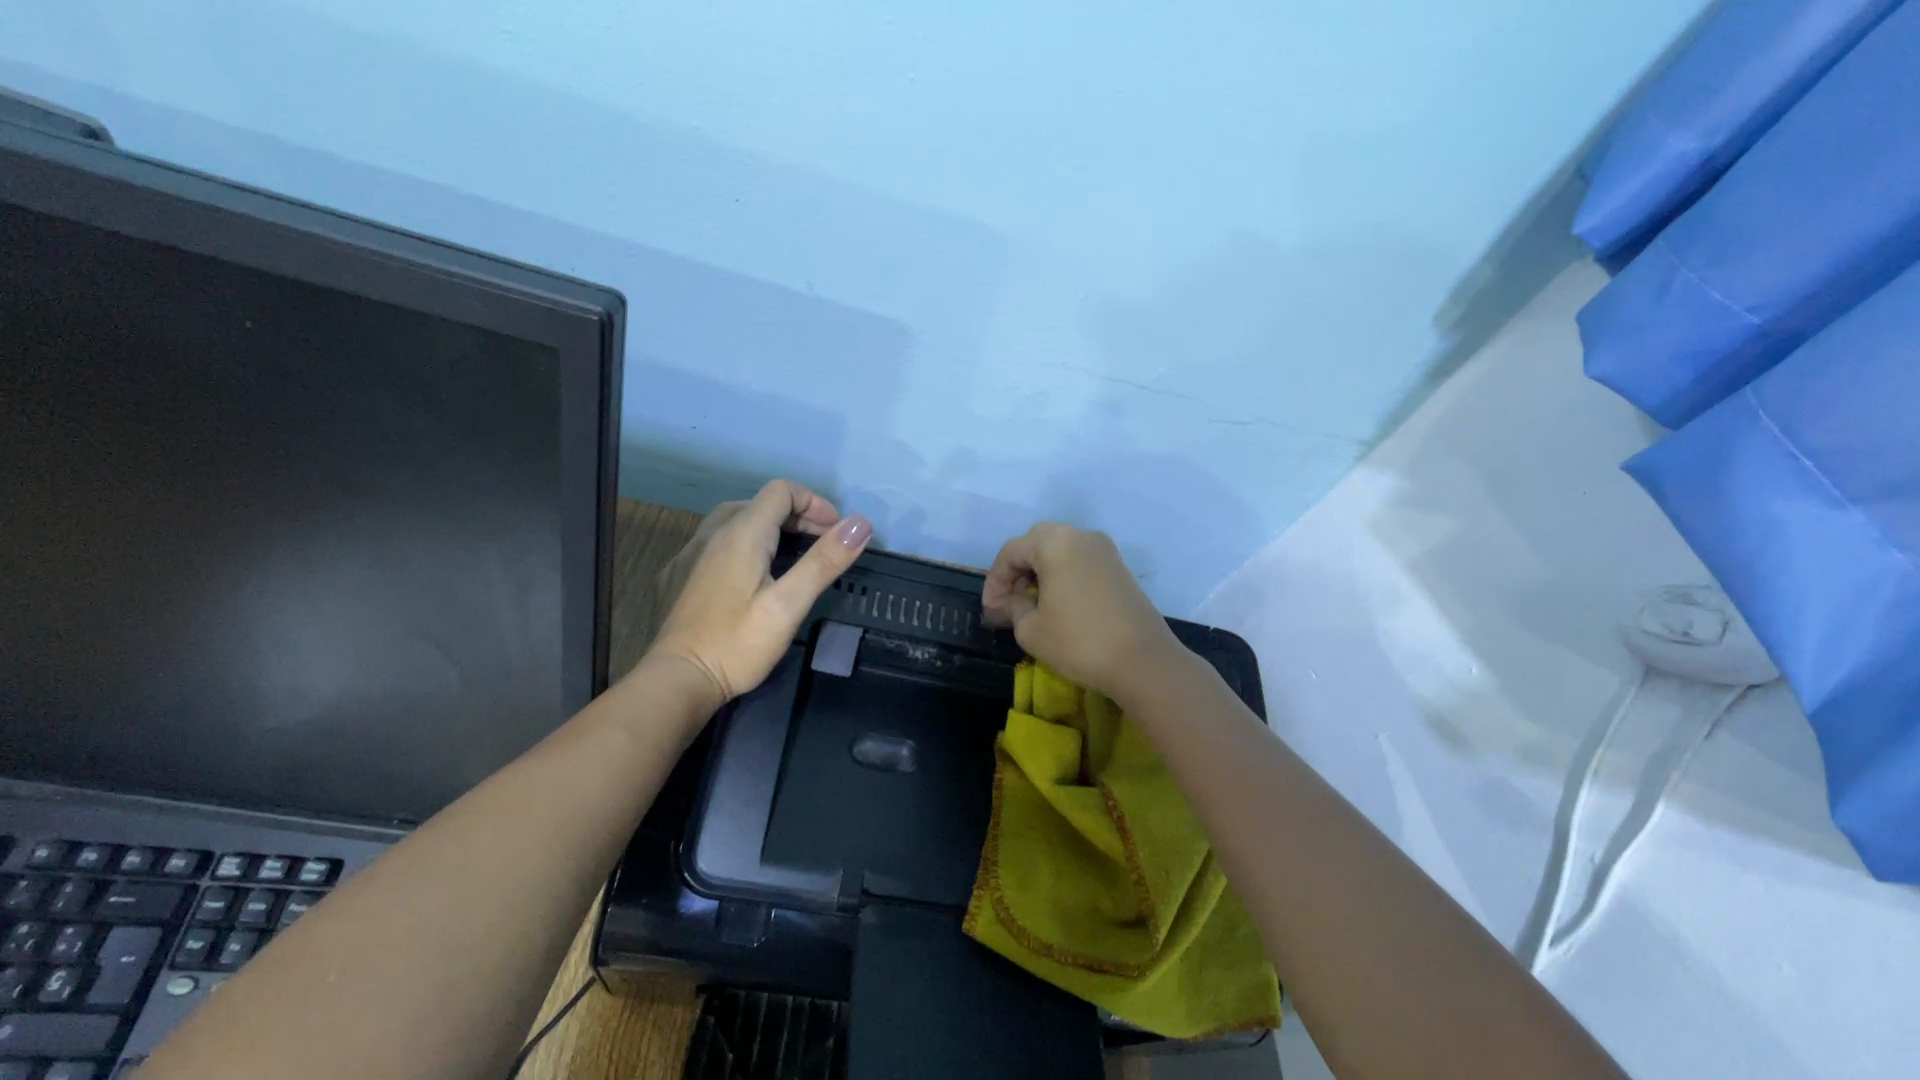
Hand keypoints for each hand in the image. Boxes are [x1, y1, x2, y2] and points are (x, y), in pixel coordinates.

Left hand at [647, 479, 872, 712]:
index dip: (814, 503)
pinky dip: (741, 546)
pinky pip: (714, 544)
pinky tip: (747, 577)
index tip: (835, 532)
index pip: (781, 491)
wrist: (677, 680)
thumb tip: (860, 523)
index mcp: (741, 534)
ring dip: (767, 529)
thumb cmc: (737, 645)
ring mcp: (688, 553)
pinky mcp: (676, 575)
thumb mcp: (789, 605)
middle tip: (820, 546)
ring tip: (788, 557)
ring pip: (733, 521)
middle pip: (759, 504)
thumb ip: (824, 561)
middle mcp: (711, 533)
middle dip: (795, 516)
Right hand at [980, 523, 1183, 703]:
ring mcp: (1105, 550)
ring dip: (1040, 572)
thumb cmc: (1078, 642)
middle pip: (1036, 543)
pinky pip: (1080, 561)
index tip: (990, 610)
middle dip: (1017, 571)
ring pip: (1060, 550)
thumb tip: (1007, 604)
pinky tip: (1058, 604)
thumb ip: (1012, 608)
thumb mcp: (1031, 629)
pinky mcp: (1119, 567)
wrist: (1142, 661)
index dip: (994, 580)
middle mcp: (1081, 535)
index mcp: (1055, 542)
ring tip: (1031, 605)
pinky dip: (1063, 576)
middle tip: (1008, 602)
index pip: (1011, 552)